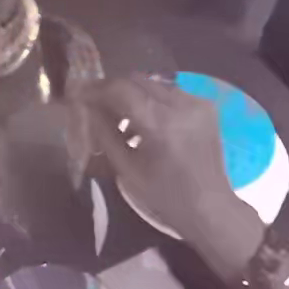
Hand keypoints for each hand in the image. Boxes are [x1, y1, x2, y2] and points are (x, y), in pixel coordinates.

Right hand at [84, 77, 267, 278]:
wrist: (210, 208)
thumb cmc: (164, 195)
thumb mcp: (125, 168)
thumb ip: (104, 133)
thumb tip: (87, 107)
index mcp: (161, 123)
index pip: (121, 89)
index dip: (96, 89)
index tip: (78, 95)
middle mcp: (182, 105)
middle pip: (137, 80)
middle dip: (112, 89)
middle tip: (94, 103)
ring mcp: (197, 103)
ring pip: (153, 84)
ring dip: (131, 94)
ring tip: (118, 118)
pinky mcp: (205, 106)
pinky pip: (169, 93)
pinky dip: (151, 101)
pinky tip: (143, 123)